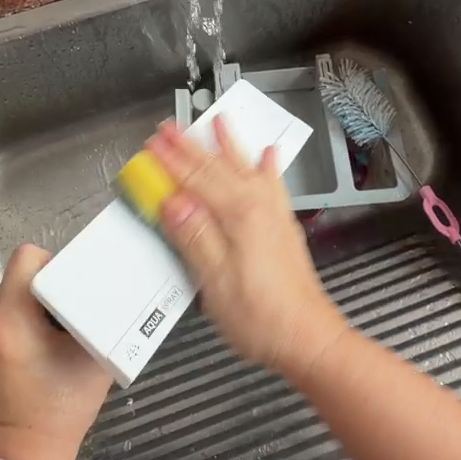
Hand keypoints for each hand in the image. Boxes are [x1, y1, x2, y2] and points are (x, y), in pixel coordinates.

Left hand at [0, 244, 113, 459]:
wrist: (24, 459)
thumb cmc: (62, 410)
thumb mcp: (92, 357)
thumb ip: (96, 316)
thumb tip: (103, 287)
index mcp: (10, 323)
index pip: (27, 259)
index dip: (52, 265)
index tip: (69, 286)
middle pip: (14, 278)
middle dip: (41, 290)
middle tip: (63, 313)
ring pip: (3, 297)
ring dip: (25, 307)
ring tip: (45, 334)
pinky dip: (10, 324)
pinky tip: (25, 347)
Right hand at [149, 117, 347, 381]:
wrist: (309, 338)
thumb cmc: (261, 317)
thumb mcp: (215, 282)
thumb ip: (194, 237)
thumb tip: (171, 202)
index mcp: (237, 215)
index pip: (195, 179)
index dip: (170, 161)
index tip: (151, 144)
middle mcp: (257, 205)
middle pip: (216, 167)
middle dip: (190, 146)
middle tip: (169, 127)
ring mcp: (273, 213)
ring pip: (245, 167)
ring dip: (227, 145)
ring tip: (219, 121)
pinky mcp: (283, 226)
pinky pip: (273, 184)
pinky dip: (268, 166)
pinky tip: (269, 153)